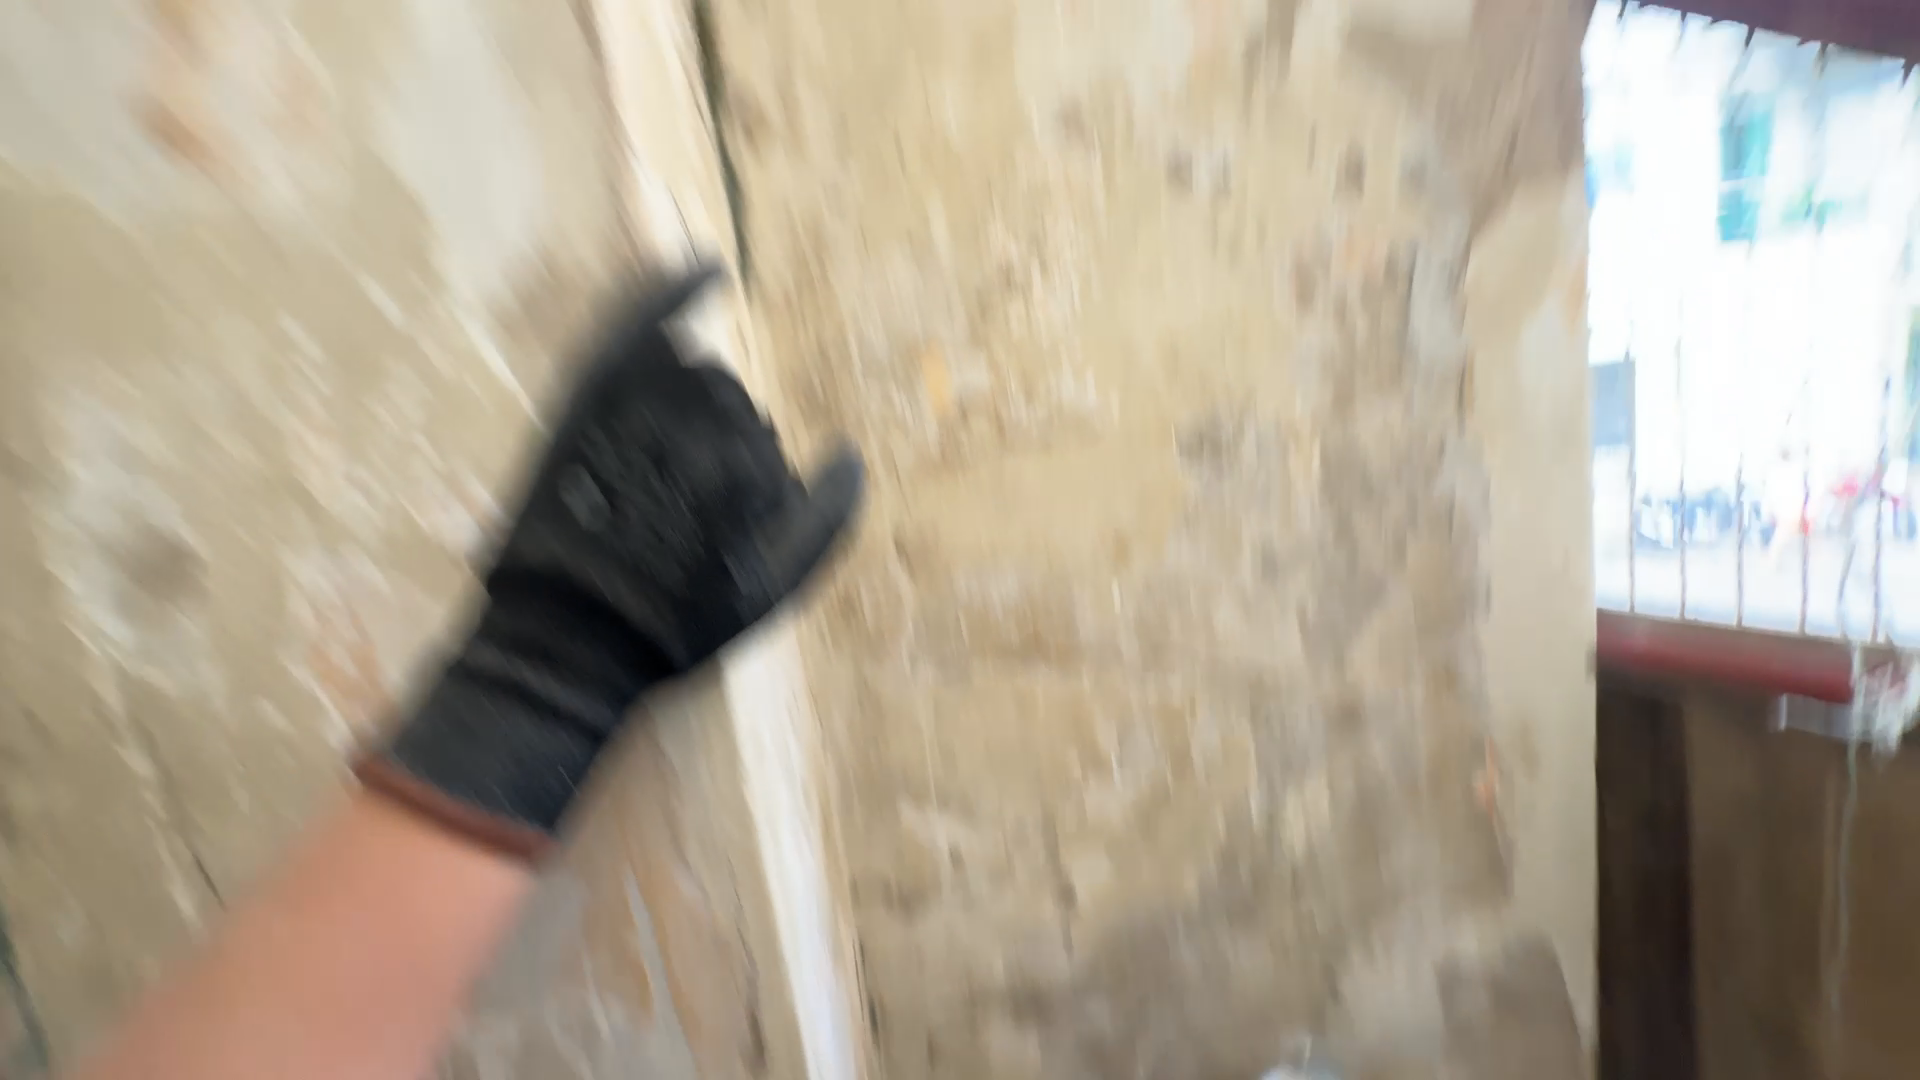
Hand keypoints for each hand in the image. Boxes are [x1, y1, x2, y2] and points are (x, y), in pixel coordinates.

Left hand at [357, 265, 863, 858]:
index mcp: (747, 474)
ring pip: (701, 377)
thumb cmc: (676, 624)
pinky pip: (645, 317)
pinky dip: (678, 289)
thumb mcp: (776, 594)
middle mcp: (701, 426)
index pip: (769, 456)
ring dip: (695, 408)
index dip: (752, 495)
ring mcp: (641, 399)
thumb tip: (853, 454)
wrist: (567, 636)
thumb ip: (828, 519)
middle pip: (737, 412)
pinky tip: (710, 269)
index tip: (715, 535)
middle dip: (721, 453)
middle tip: (673, 507)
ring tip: (651, 461)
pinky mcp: (594, 385)